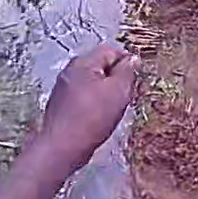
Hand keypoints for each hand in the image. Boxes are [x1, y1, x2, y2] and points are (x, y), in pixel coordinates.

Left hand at [30, 43, 138, 170]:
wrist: (62, 147)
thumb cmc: (91, 118)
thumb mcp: (118, 92)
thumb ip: (127, 72)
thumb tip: (133, 59)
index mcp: (83, 63)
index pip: (111, 51)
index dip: (127, 63)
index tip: (136, 80)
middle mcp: (70, 71)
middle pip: (101, 66)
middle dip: (117, 79)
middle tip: (126, 96)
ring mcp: (63, 88)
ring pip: (93, 82)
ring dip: (106, 92)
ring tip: (113, 110)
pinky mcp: (61, 105)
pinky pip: (84, 96)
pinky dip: (94, 103)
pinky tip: (98, 118)